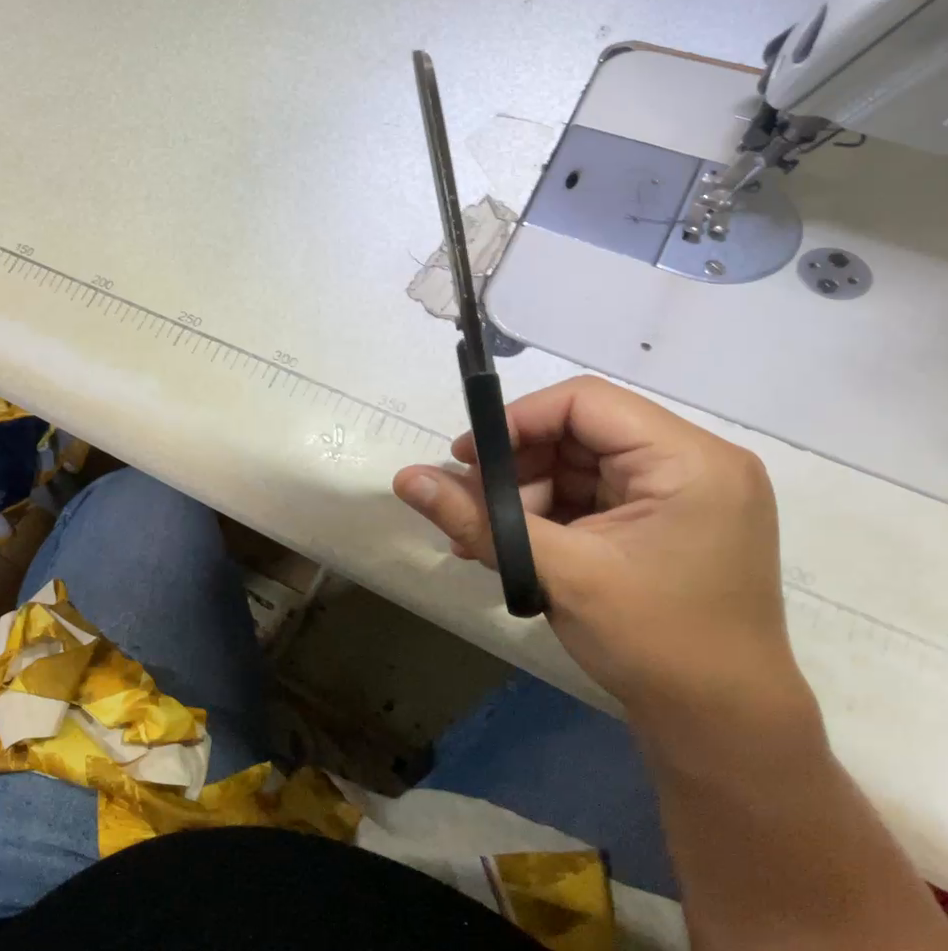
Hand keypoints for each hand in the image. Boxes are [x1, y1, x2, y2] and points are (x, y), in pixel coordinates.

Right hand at [392, 376, 813, 735]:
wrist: (720, 722)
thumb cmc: (652, 639)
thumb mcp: (554, 572)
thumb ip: (476, 518)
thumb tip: (405, 478)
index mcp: (689, 462)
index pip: (585, 402)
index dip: (516, 421)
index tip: (464, 461)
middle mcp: (693, 466)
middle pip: (577, 433)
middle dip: (514, 467)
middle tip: (467, 506)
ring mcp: (679, 497)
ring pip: (574, 466)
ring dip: (520, 497)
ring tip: (478, 538)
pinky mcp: (662, 525)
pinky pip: (587, 498)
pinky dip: (542, 517)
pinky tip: (504, 548)